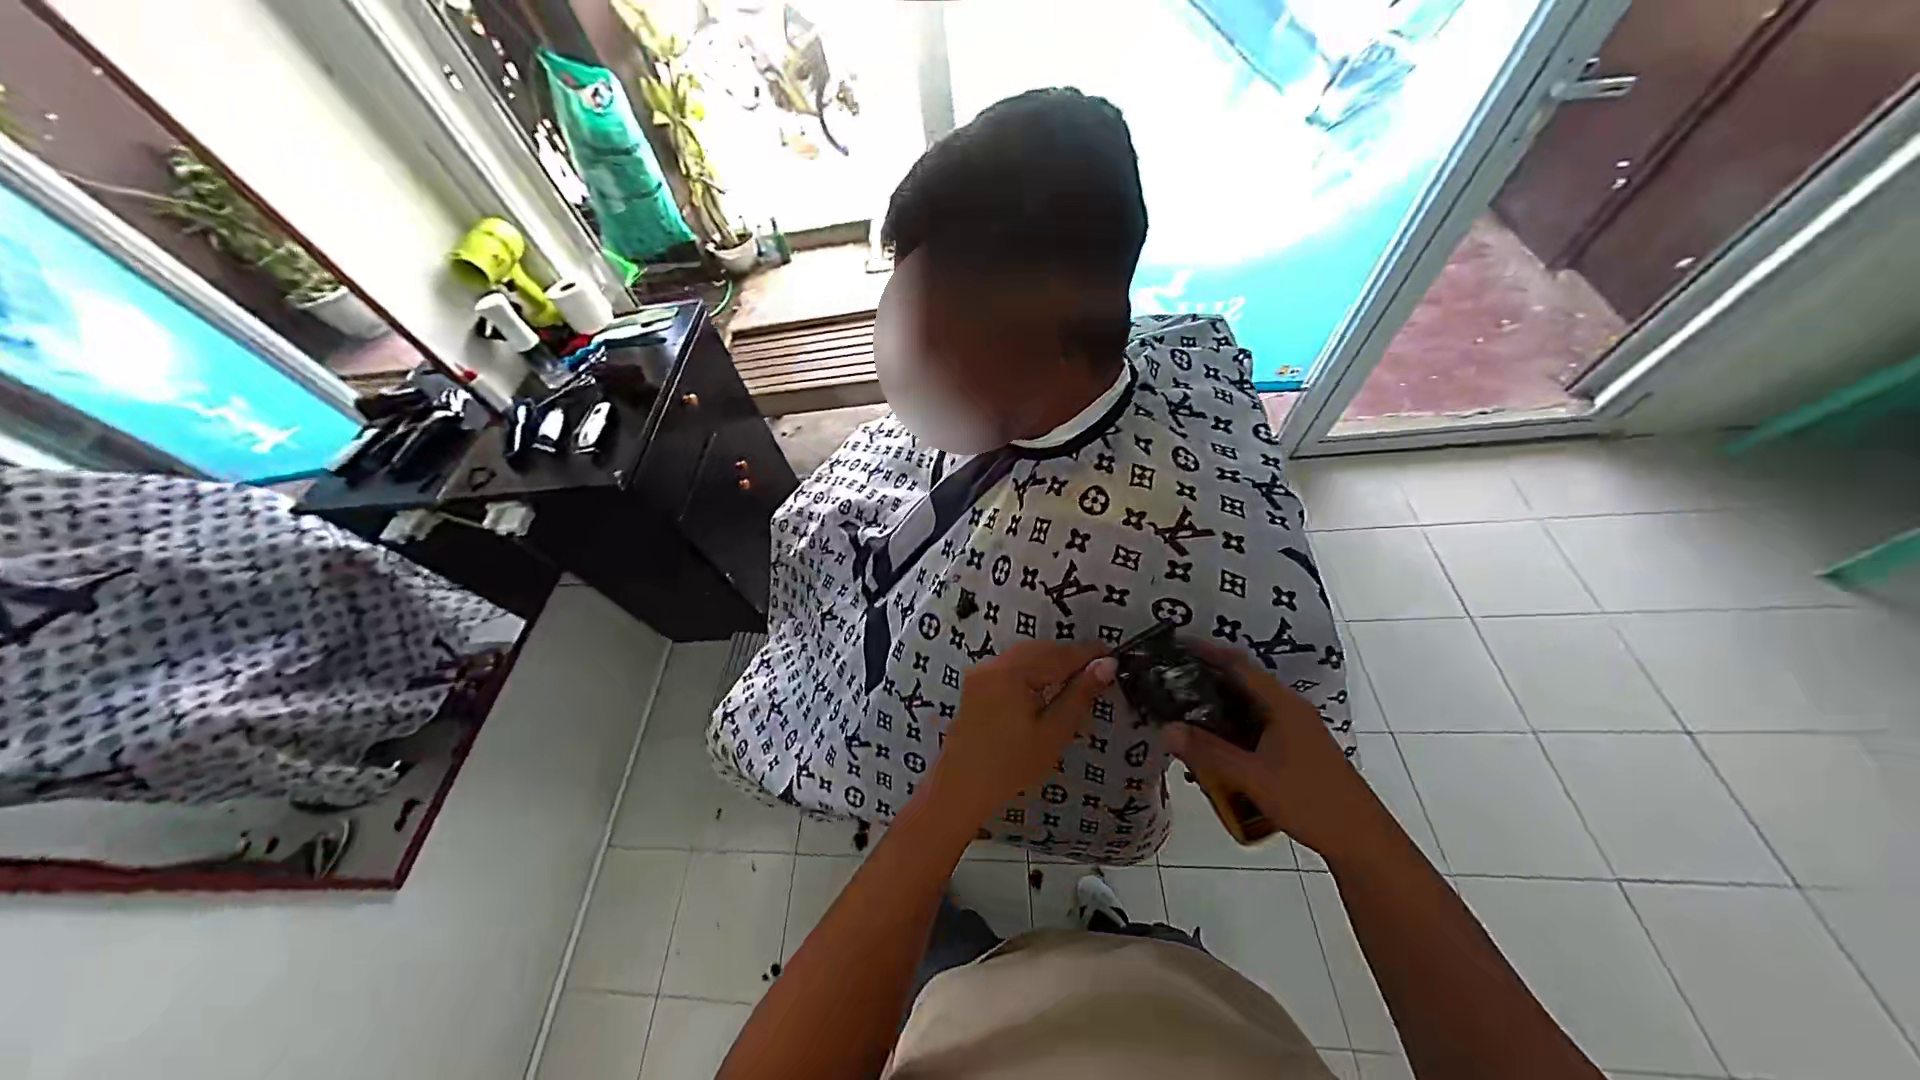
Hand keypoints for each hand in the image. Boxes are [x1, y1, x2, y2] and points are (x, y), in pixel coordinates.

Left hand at [925, 641, 1116, 828]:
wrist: (962, 787)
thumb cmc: (1011, 765)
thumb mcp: (1053, 731)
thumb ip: (1080, 694)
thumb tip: (1106, 665)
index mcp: (1011, 672)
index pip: (1058, 654)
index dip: (1087, 654)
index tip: (1111, 654)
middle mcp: (993, 664)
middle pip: (1040, 650)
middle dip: (1069, 657)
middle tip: (1098, 668)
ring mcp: (981, 673)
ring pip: (1025, 656)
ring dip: (1051, 662)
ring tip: (1078, 678)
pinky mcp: (976, 685)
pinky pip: (1011, 666)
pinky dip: (1033, 670)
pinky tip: (1048, 685)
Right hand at [1164, 642, 1390, 862]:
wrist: (1362, 841)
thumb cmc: (1311, 801)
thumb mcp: (1252, 777)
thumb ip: (1208, 752)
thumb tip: (1166, 729)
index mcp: (1282, 705)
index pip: (1239, 665)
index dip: (1207, 652)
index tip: (1176, 647)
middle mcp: (1289, 710)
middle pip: (1241, 686)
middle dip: (1205, 686)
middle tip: (1170, 689)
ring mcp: (1294, 731)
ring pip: (1247, 711)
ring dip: (1217, 715)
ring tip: (1183, 724)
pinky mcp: (1295, 750)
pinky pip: (1255, 731)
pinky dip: (1231, 736)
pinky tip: (1213, 756)